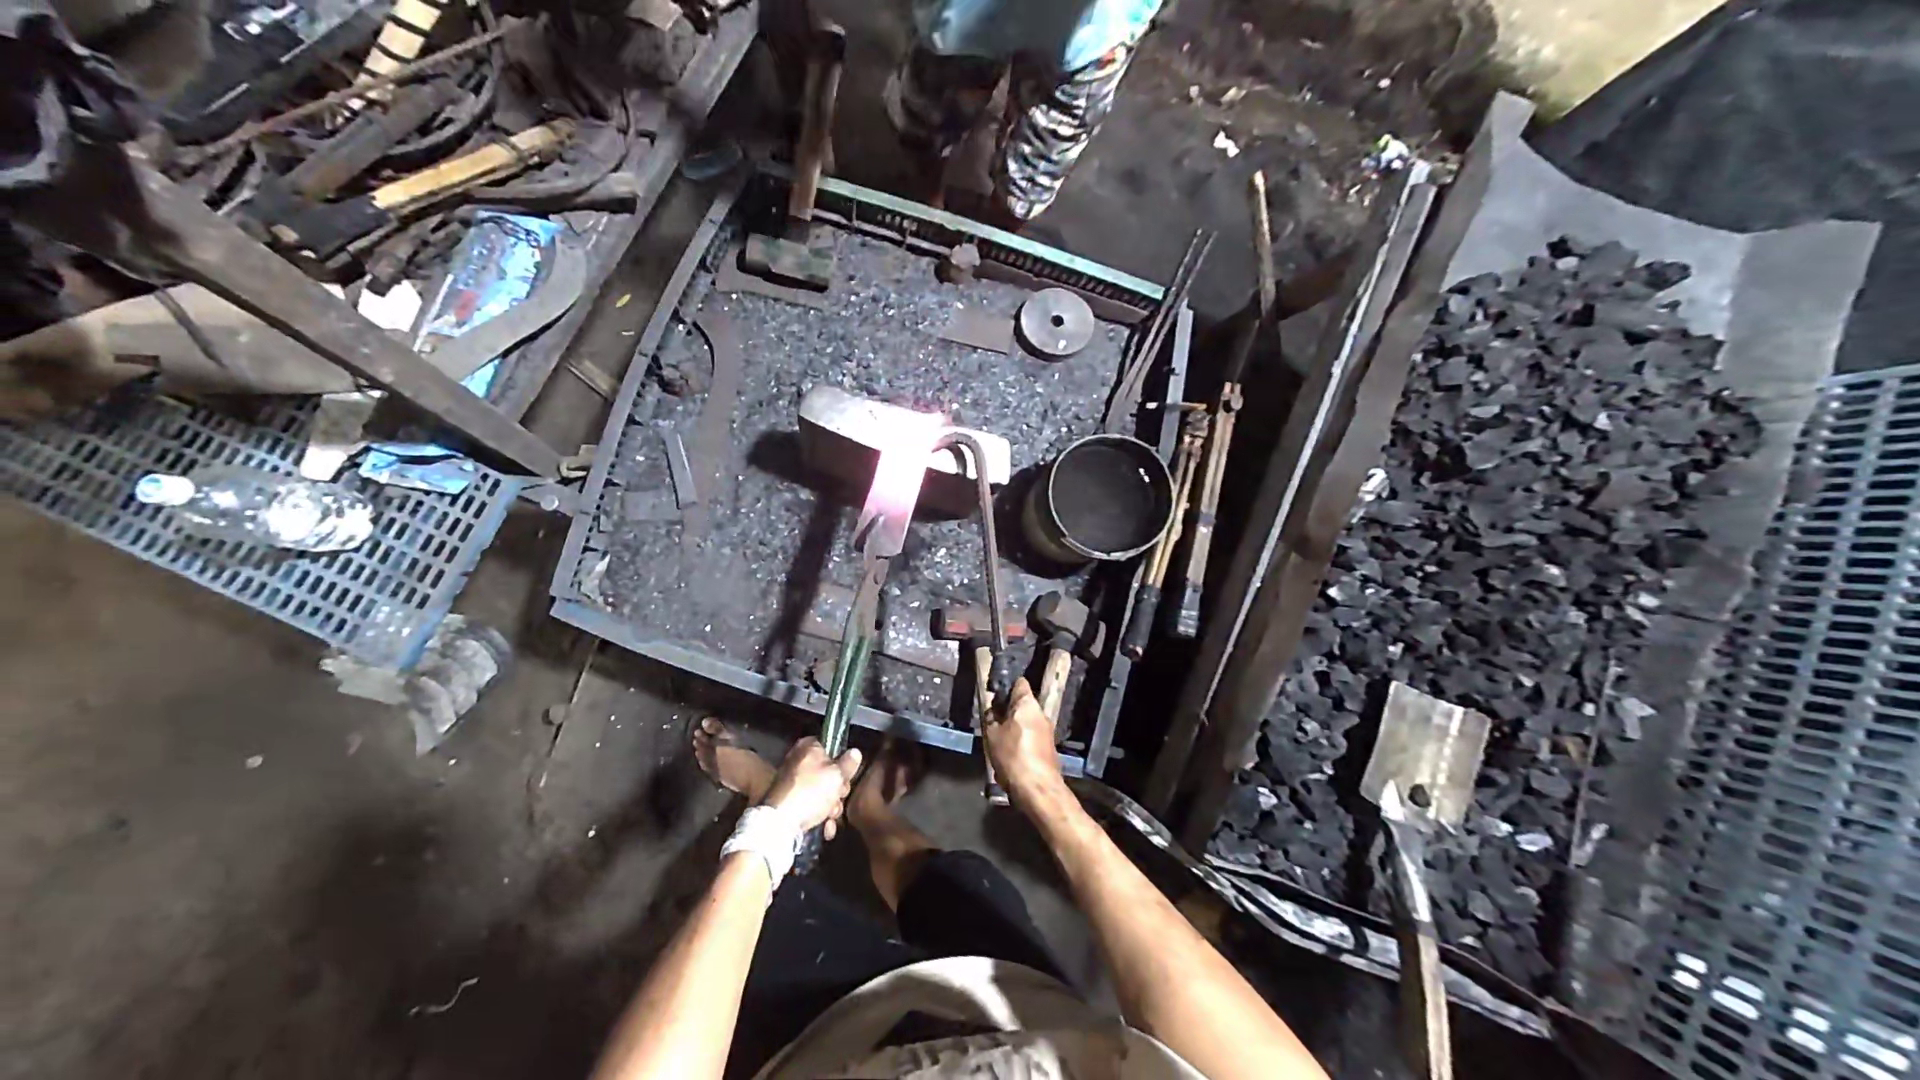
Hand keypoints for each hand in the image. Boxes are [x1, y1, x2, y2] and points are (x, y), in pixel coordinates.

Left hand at [760, 739, 862, 839]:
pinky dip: (818, 818)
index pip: (831, 748)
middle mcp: (797, 762)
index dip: (842, 762)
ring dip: (830, 807)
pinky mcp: (788, 804)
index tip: (847, 775)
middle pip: (828, 773)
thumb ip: (848, 763)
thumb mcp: (837, 775)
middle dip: (837, 790)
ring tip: (829, 817)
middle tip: (838, 797)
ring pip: (821, 793)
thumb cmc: (811, 791)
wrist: (781, 823)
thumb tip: (855, 752)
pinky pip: (810, 807)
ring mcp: (792, 784)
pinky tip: (824, 828)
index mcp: (807, 747)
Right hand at [984, 678, 1067, 806]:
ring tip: (997, 739)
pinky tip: (1009, 755)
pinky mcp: (1048, 748)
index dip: (1005, 686)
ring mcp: (1047, 732)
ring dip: (1013, 727)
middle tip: (991, 720)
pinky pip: (1031, 737)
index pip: (1019, 683)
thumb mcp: (991, 735)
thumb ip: (991, 718)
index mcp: (1028, 704)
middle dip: (1008, 711)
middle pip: (1022, 704)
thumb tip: (993, 710)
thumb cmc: (1012, 755)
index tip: (993, 695)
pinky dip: (1021, 741)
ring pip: (1026, 722)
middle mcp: (1041, 714)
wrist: (1037, 788)